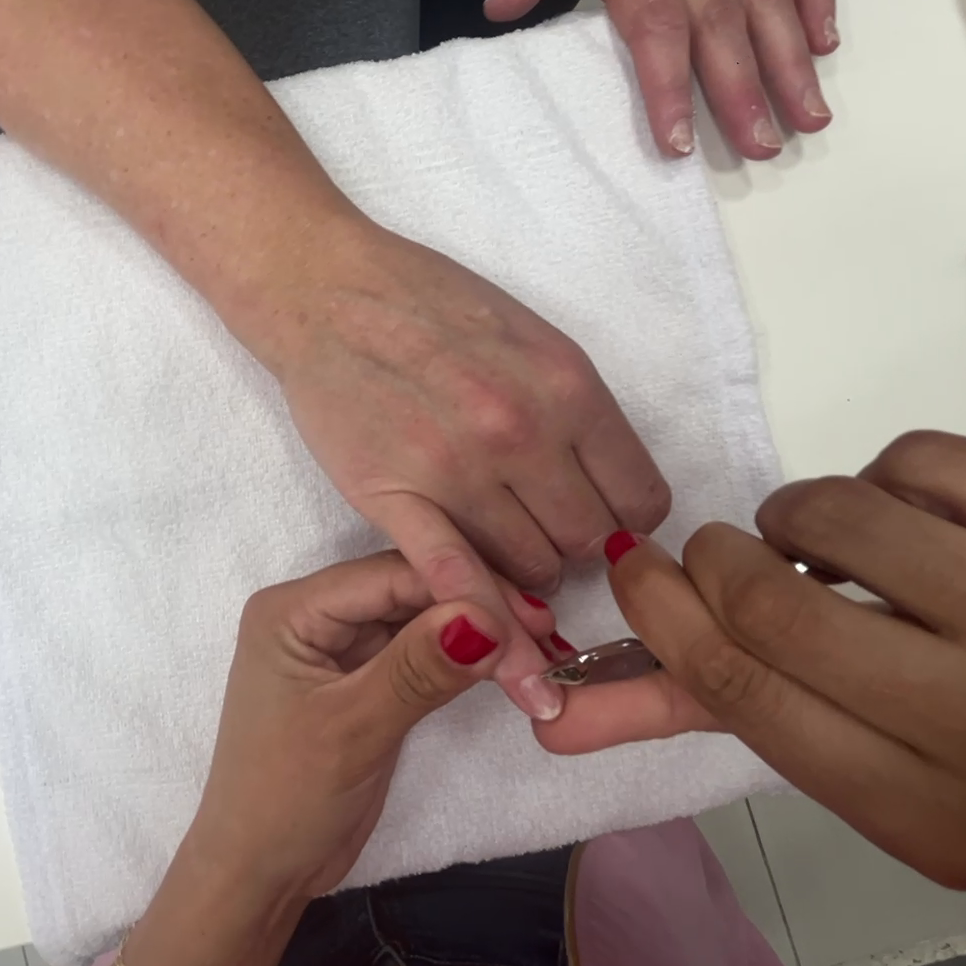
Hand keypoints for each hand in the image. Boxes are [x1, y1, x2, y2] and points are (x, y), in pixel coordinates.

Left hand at [120, 555, 508, 965]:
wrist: (261, 871)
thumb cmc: (287, 798)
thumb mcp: (353, 729)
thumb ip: (417, 670)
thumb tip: (488, 616)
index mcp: (292, 608)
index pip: (387, 575)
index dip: (460, 588)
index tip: (531, 618)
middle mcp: (315, 612)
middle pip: (406, 589)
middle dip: (474, 609)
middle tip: (549, 633)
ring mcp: (340, 644)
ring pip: (418, 619)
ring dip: (475, 633)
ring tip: (544, 647)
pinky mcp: (364, 675)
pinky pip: (418, 651)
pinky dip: (461, 659)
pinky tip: (508, 664)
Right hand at [255, 224, 669, 721]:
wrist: (327, 295)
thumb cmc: (425, 301)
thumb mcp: (526, 331)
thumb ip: (574, 406)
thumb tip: (602, 482)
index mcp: (568, 386)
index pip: (639, 498)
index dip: (625, 522)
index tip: (601, 522)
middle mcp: (523, 433)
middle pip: (586, 543)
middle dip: (573, 551)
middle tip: (541, 534)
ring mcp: (457, 471)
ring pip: (529, 569)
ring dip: (525, 574)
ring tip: (495, 546)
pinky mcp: (394, 499)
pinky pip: (455, 581)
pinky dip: (490, 632)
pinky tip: (512, 669)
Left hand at [487, 0, 839, 159]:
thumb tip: (502, 5)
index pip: (656, 26)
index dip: (670, 87)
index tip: (679, 141)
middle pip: (722, 26)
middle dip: (746, 92)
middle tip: (762, 146)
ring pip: (768, 0)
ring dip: (792, 61)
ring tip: (809, 116)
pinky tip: (824, 43)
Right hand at [534, 432, 965, 892]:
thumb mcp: (840, 758)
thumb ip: (696, 721)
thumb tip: (549, 718)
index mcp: (927, 805)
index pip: (737, 691)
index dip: (659, 615)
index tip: (634, 569)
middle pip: (772, 604)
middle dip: (715, 558)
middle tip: (720, 554)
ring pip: (837, 514)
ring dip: (796, 516)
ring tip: (830, 545)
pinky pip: (916, 460)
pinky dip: (883, 480)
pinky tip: (923, 523)